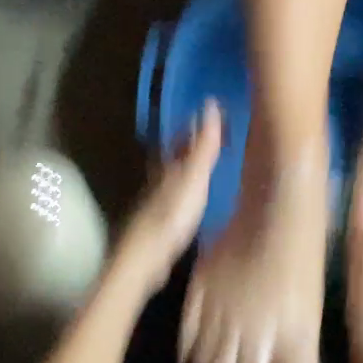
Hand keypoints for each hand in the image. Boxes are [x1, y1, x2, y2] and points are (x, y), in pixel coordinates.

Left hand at [109, 102, 224, 301]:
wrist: (146, 258)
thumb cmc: (172, 215)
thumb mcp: (194, 177)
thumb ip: (203, 146)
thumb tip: (210, 104)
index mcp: (168, 164)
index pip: (183, 135)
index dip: (198, 123)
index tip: (216, 111)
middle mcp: (161, 177)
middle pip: (178, 153)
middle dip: (194, 141)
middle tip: (216, 133)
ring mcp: (159, 199)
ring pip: (177, 173)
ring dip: (191, 165)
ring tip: (210, 161)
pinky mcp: (161, 221)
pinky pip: (178, 195)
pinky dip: (189, 189)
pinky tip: (196, 197)